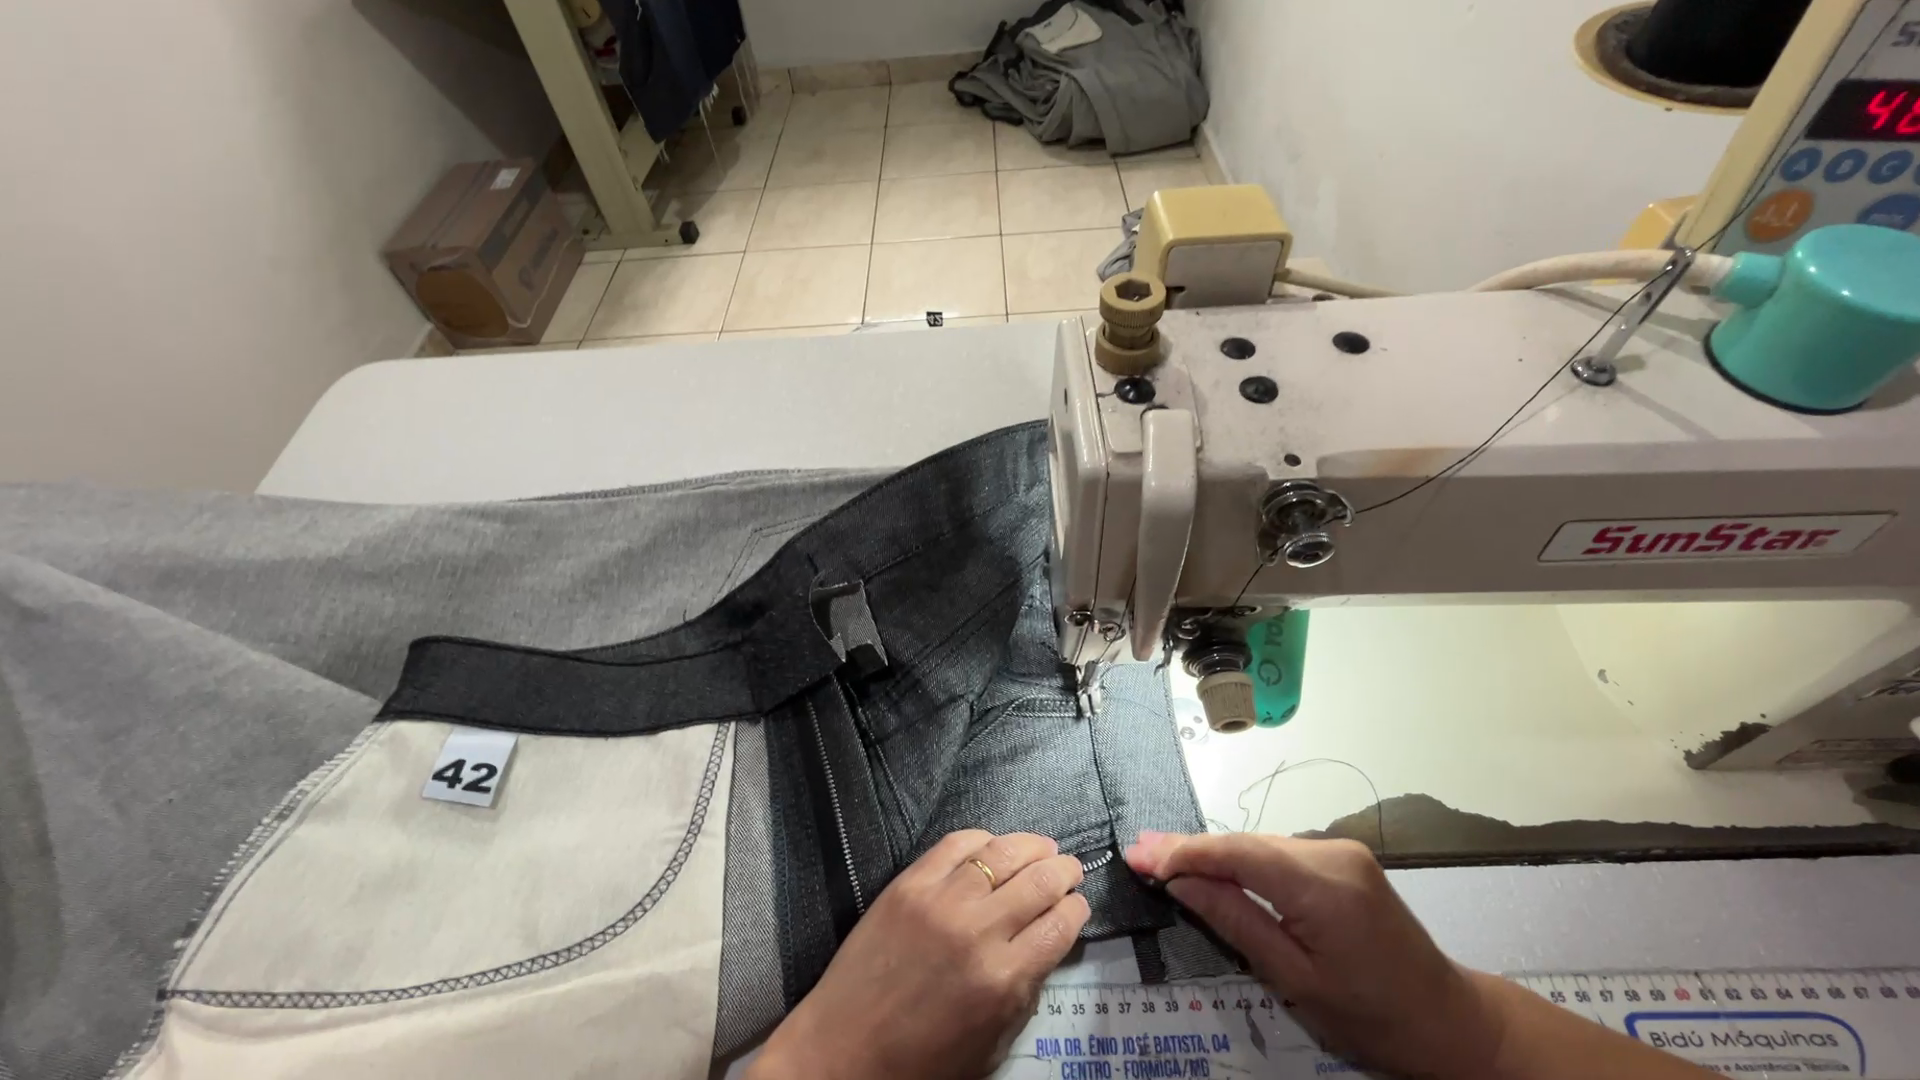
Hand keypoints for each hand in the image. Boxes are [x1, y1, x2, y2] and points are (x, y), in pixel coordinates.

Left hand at [748, 830, 1090, 1079]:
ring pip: (1003, 852)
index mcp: (1003, 978)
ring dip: (1033, 846)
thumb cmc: (922, 1060)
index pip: (1060, 925)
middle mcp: (978, 930)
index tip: (1078, 905)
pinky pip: (956, 844)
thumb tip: (1048, 940)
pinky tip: (993, 843)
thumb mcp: (992, 1043)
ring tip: (1044, 847)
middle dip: (1065, 871)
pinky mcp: (908, 883)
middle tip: (1070, 869)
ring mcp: (941, 900)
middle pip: (1040, 881)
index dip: (1077, 910)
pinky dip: (982, 838)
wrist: (843, 1050)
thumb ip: (1026, 989)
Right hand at [1124, 832, 1503, 1079]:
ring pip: (1258, 845)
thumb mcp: (1295, 980)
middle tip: (1137, 852)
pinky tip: (1211, 867)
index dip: (1184, 851)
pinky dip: (1242, 861)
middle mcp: (1331, 853)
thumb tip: (1180, 882)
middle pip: (1244, 843)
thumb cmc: (1372, 1017)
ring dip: (1213, 854)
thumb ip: (1235, 921)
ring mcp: (1340, 851)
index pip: (1237, 852)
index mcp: (1323, 888)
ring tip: (1162, 858)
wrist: (1450, 1020)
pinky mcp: (1343, 858)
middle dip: (1189, 849)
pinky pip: (1278, 853)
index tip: (1139, 855)